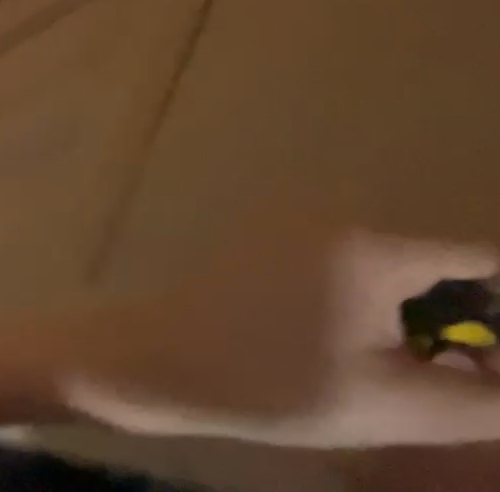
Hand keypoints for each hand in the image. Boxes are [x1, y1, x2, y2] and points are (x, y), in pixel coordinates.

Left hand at [61, 225, 499, 447]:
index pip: (489, 256)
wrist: (155, 360)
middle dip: (479, 316)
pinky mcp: (264, 243)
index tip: (493, 367)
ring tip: (438, 370)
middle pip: (447, 258)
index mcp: (371, 243)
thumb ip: (497, 393)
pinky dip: (384, 303)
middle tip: (471, 375)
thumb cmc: (275, 382)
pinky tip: (378, 351)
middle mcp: (330, 217)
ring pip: (401, 263)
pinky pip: (353, 264)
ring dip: (433, 313)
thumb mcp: (410, 405)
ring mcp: (289, 225)